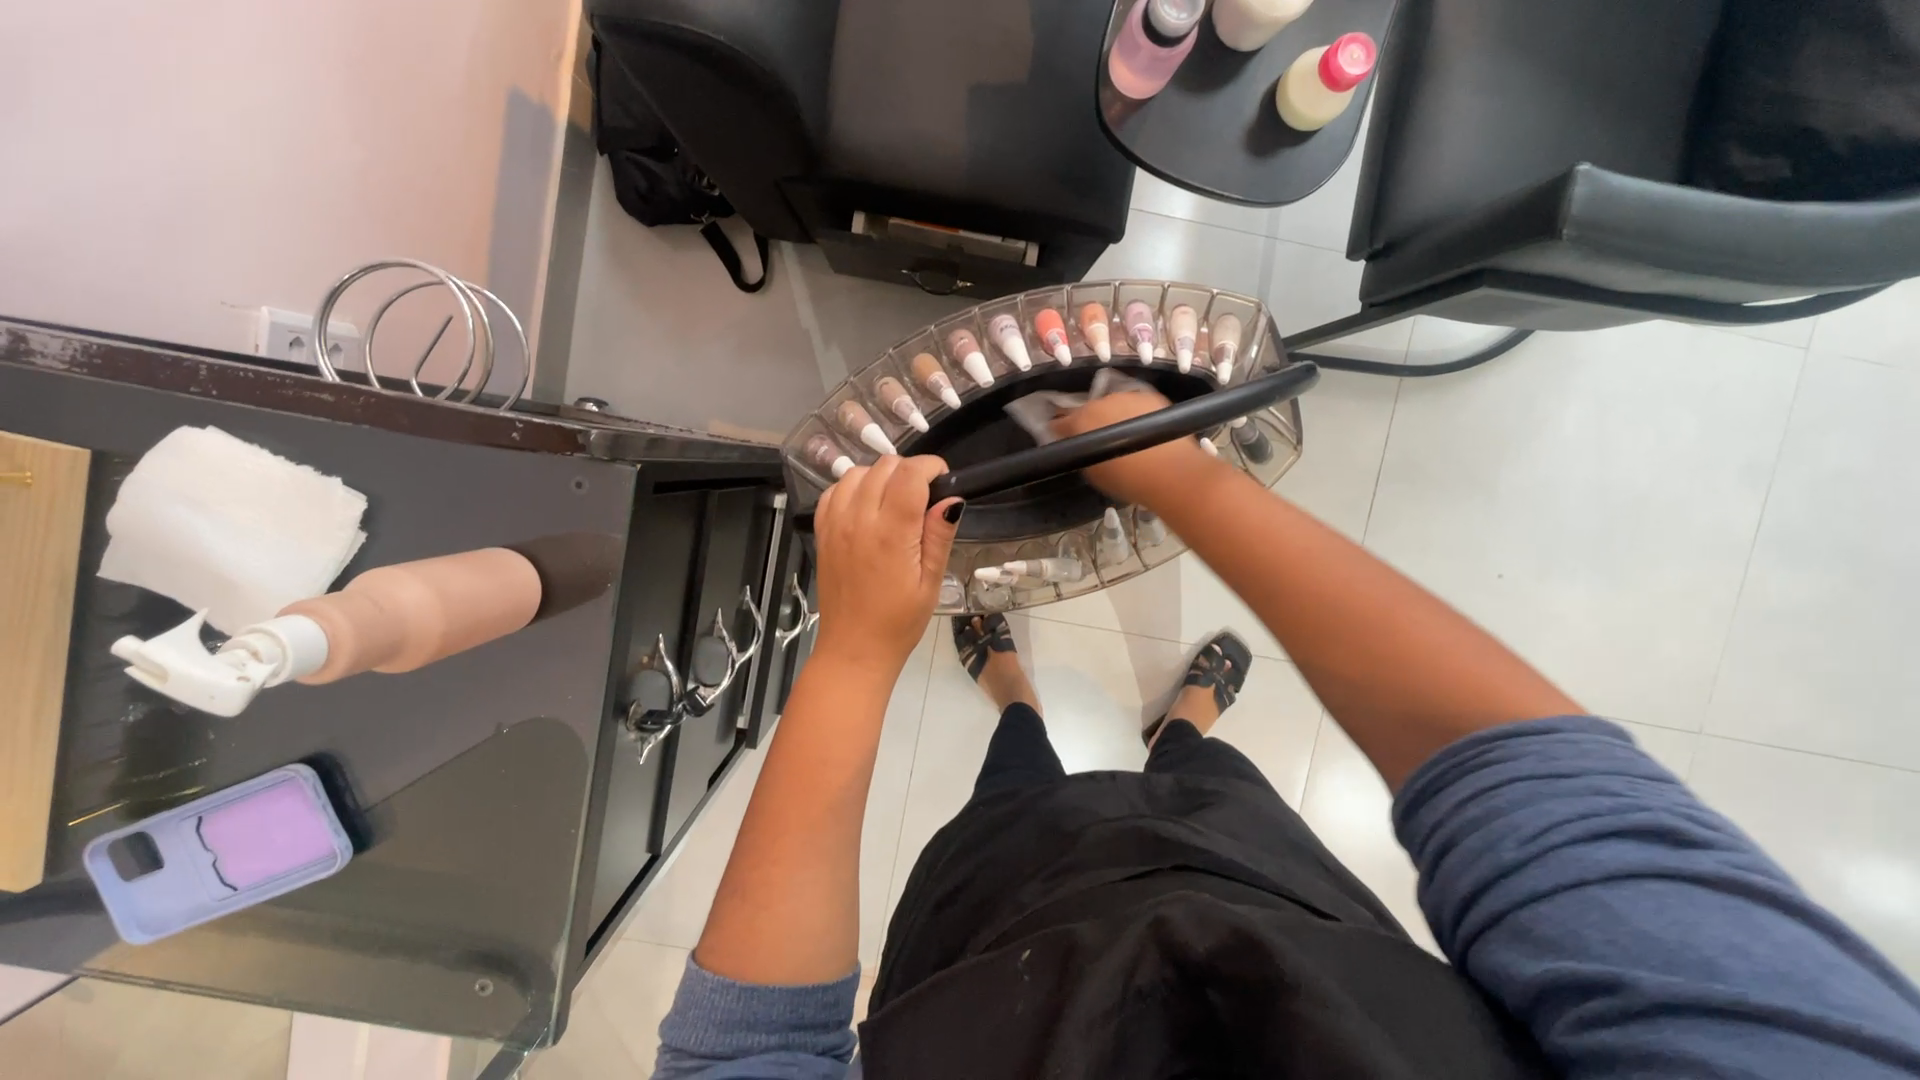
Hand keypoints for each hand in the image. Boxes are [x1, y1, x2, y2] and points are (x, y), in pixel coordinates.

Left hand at [812, 455, 961, 677]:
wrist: (854, 647)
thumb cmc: (899, 621)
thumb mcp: (931, 582)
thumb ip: (939, 535)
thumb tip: (953, 498)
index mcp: (890, 533)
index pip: (910, 474)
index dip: (931, 467)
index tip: (943, 481)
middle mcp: (859, 520)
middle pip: (884, 466)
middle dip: (909, 471)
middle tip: (923, 497)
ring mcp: (835, 524)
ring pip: (858, 472)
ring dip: (880, 476)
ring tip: (895, 500)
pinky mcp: (822, 531)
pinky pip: (835, 490)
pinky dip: (854, 487)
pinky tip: (868, 506)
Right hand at [1050, 389, 1219, 506]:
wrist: (1171, 472)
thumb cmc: (1127, 479)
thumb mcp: (1093, 473)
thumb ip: (1079, 455)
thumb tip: (1080, 449)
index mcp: (1081, 420)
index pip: (1060, 422)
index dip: (1060, 432)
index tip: (1063, 441)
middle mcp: (1101, 402)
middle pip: (1088, 410)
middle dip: (1090, 422)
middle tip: (1098, 442)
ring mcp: (1128, 396)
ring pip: (1113, 405)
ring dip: (1114, 416)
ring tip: (1125, 437)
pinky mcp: (1152, 397)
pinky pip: (1136, 404)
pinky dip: (1135, 414)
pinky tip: (1144, 430)